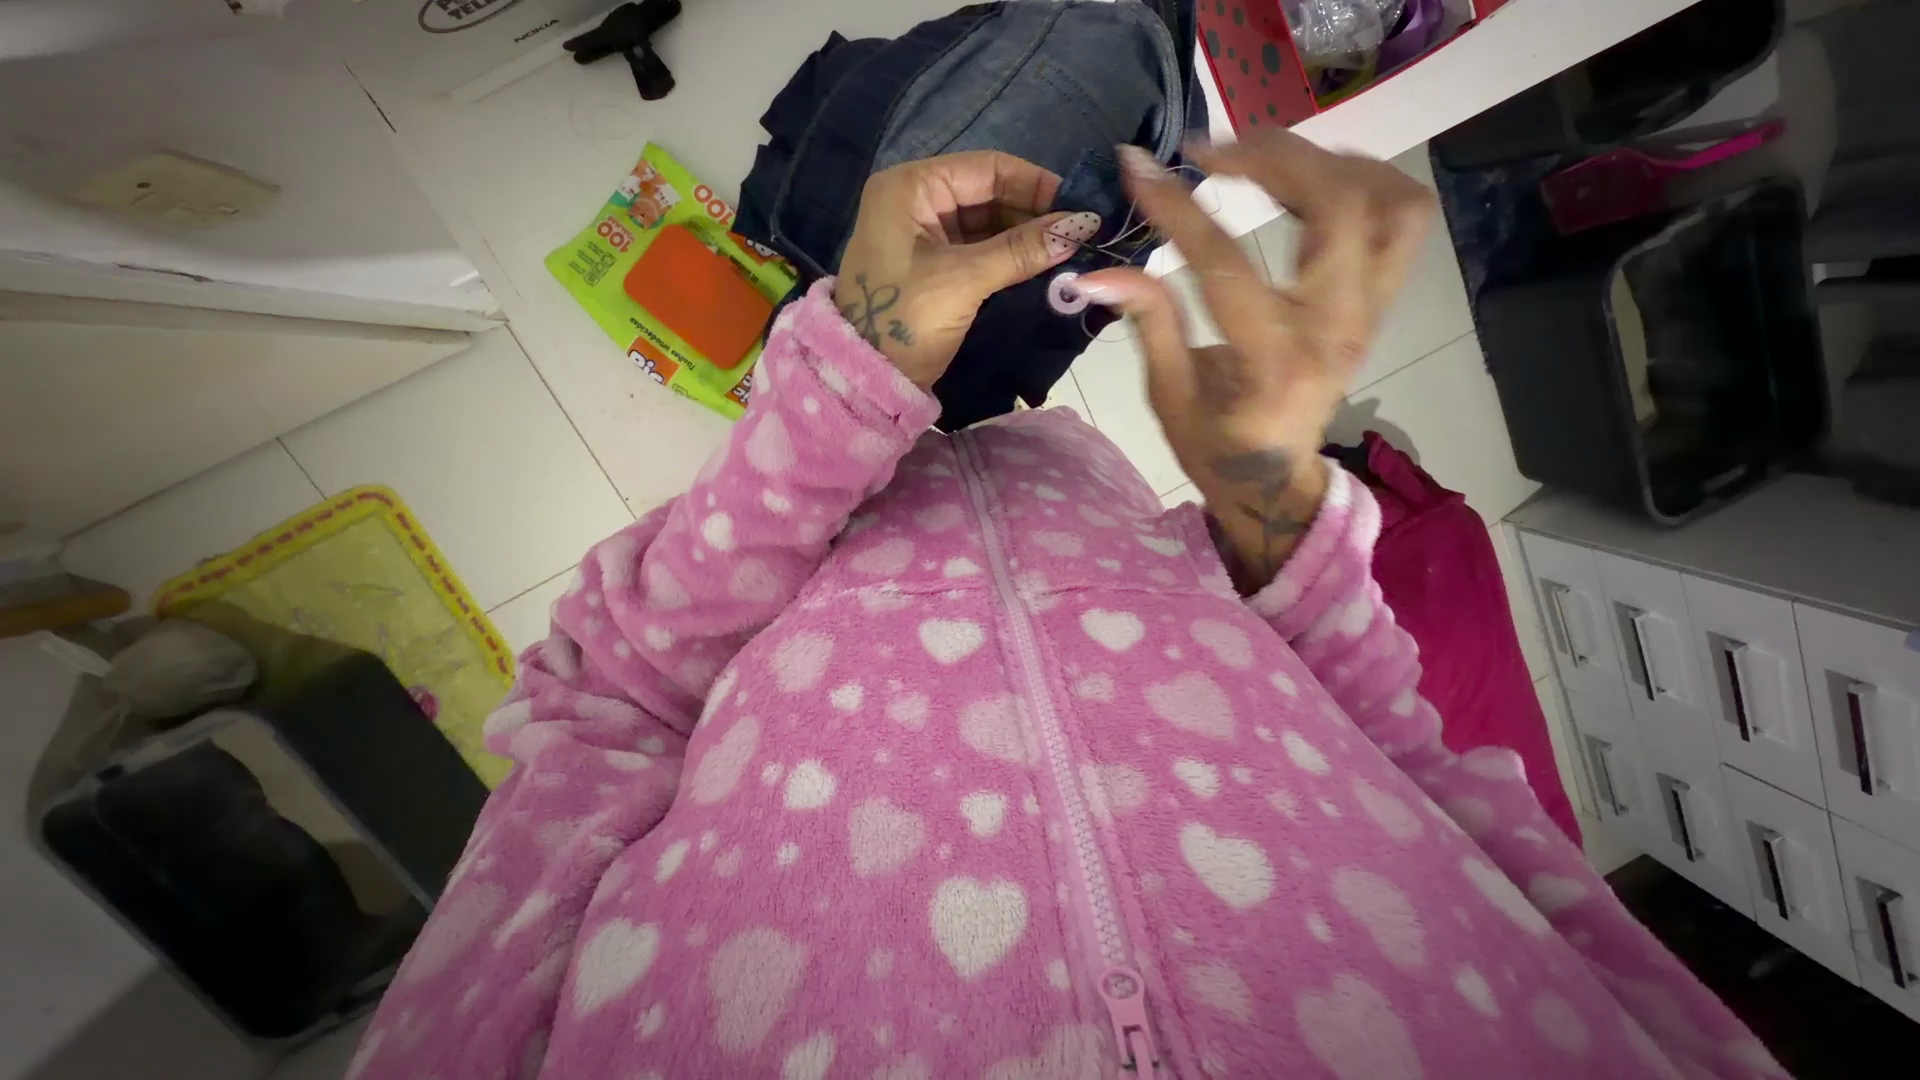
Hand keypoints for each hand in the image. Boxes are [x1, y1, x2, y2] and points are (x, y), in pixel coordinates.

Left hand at [835, 151, 1100, 387]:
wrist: (863, 378)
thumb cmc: (905, 319)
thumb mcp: (964, 280)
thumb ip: (1022, 250)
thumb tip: (1082, 226)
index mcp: (911, 188)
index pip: (986, 168)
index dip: (1036, 184)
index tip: (1080, 205)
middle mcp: (915, 202)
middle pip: (988, 193)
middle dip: (1034, 213)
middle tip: (1081, 232)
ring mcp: (923, 236)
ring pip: (986, 223)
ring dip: (1025, 237)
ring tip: (1070, 250)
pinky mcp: (932, 266)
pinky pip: (978, 249)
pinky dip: (1009, 256)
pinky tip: (1043, 264)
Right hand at [1075, 132, 1432, 590]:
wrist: (1275, 479)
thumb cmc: (1213, 444)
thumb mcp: (1169, 394)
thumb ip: (1149, 323)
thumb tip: (1100, 271)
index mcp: (1272, 360)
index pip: (1226, 264)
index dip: (1179, 210)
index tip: (1140, 168)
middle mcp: (1335, 327)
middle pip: (1336, 206)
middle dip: (1271, 158)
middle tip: (1211, 153)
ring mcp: (1369, 312)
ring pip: (1386, 200)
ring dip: (1326, 162)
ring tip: (1267, 160)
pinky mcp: (1380, 302)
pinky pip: (1402, 219)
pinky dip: (1366, 181)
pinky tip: (1313, 180)